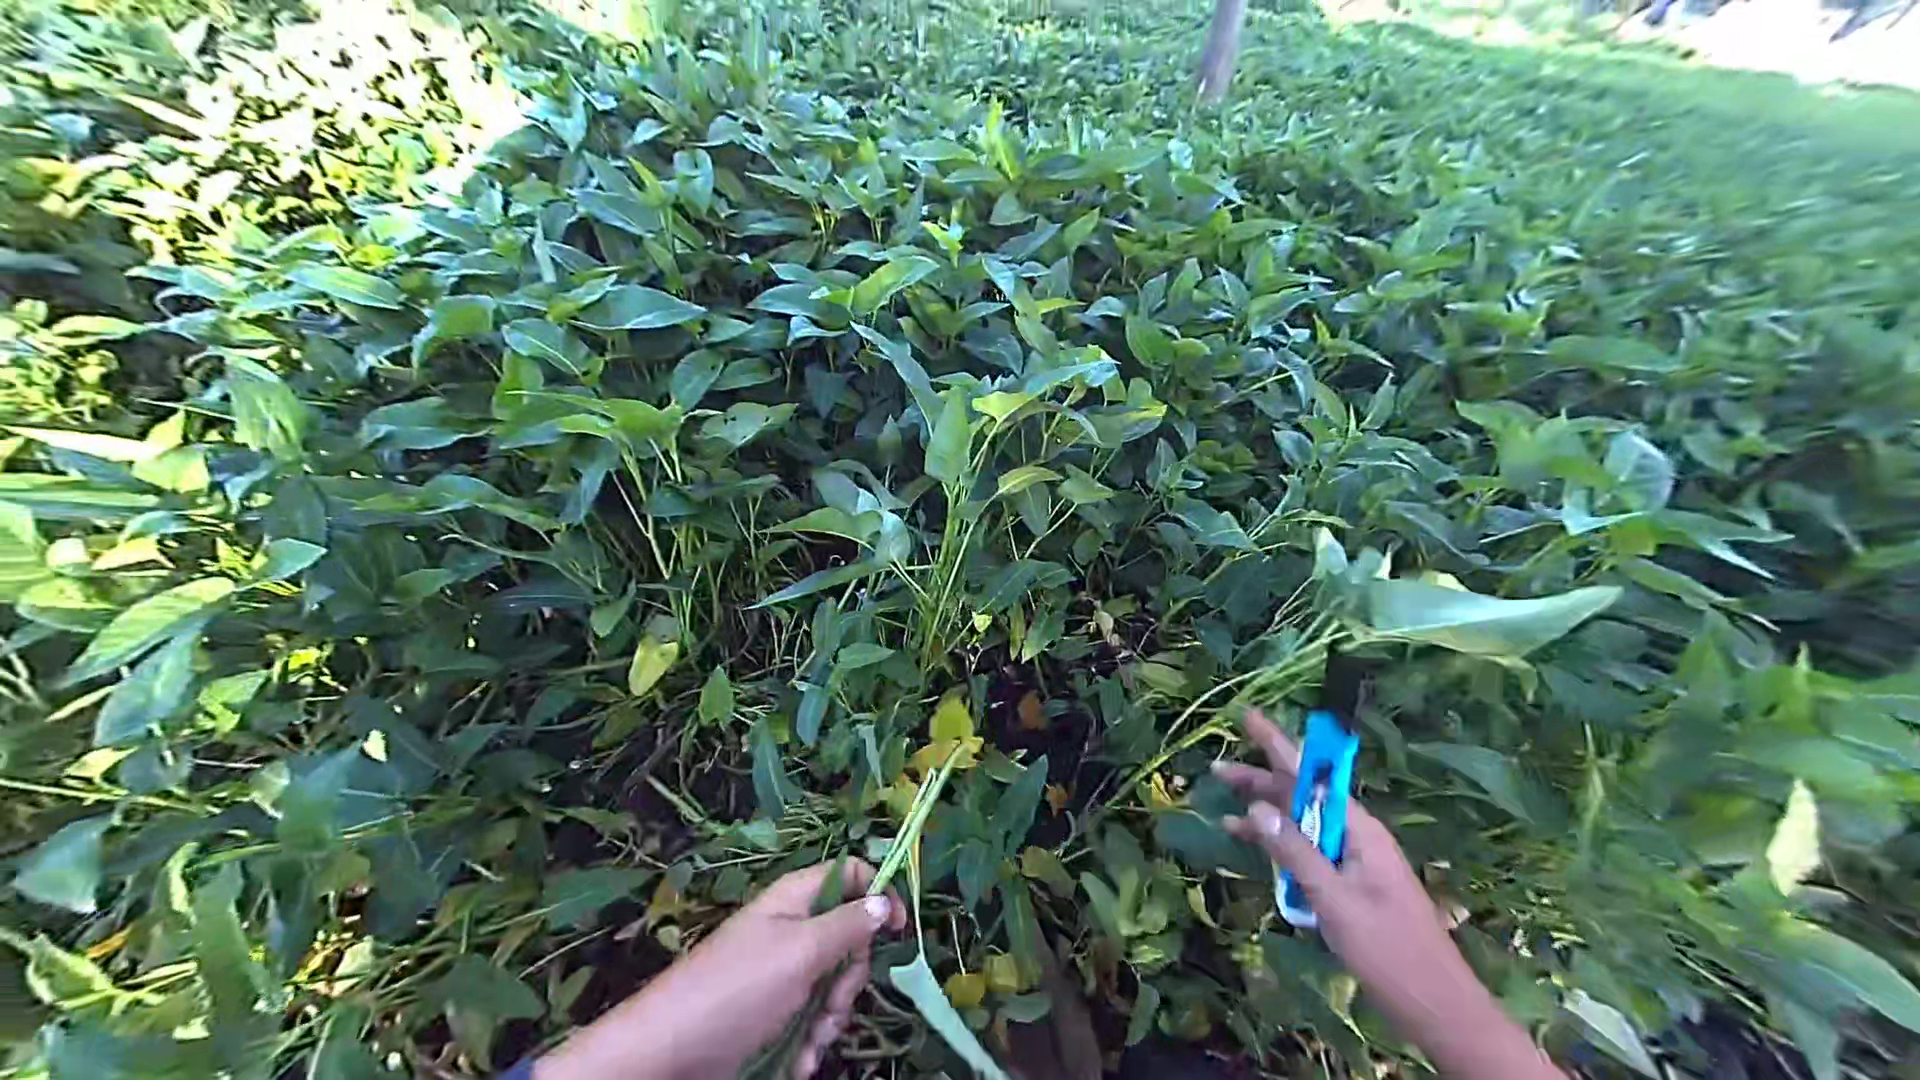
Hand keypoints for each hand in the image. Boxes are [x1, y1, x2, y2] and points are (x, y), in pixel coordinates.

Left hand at [534, 860, 906, 1079]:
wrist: (665, 1057)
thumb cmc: (737, 990)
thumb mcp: (802, 952)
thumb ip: (849, 925)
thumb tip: (884, 901)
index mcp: (798, 897)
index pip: (851, 873)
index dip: (878, 893)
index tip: (898, 930)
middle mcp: (794, 927)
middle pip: (849, 937)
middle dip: (848, 977)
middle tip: (830, 1002)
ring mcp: (783, 971)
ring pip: (834, 984)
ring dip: (829, 1018)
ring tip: (807, 1043)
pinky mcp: (773, 1012)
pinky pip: (810, 1018)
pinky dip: (809, 1041)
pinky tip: (795, 1063)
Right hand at [1218, 711, 1565, 1079]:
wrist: (1440, 1011)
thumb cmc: (1390, 952)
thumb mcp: (1334, 901)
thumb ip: (1294, 852)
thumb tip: (1255, 808)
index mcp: (1358, 829)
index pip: (1310, 774)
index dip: (1278, 742)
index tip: (1249, 715)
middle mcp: (1354, 833)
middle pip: (1300, 795)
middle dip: (1259, 780)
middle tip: (1217, 769)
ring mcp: (1352, 857)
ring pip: (1299, 821)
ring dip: (1264, 814)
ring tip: (1223, 810)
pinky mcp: (1348, 880)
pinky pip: (1306, 848)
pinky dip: (1278, 844)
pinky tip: (1251, 846)